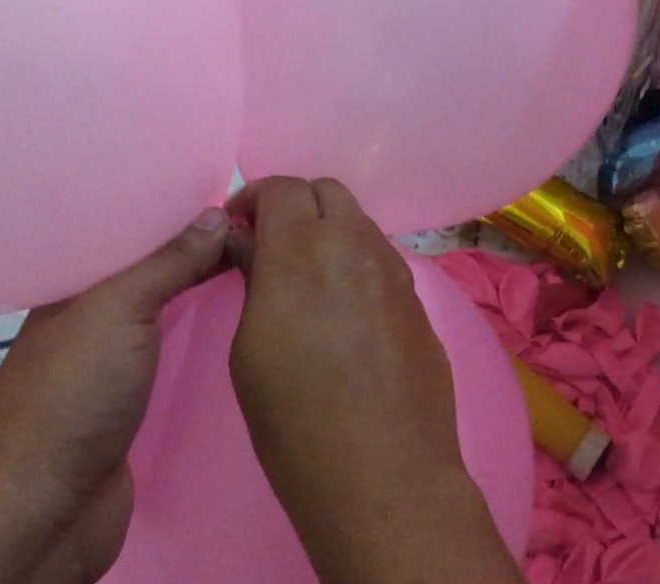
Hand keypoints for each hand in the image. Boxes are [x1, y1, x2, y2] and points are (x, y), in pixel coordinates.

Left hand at [0, 209, 229, 583]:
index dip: (175, 211)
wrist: (48, 511)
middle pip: (150, 269)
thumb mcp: (118, 311)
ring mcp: (111, 361)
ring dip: (202, 288)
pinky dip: (200, 330)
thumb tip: (219, 214)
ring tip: (256, 263)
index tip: (230, 196)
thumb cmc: (75, 396)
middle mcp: (89, 318)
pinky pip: (171, 349)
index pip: (129, 232)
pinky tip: (234, 320)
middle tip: (257, 228)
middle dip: (196, 248)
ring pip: (164, 309)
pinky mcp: (134, 398)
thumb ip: (167, 262)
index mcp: (72, 288)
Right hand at [226, 177, 524, 583]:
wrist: (385, 473)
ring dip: (331, 232)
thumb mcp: (249, 350)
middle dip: (297, 206)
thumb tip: (249, 243)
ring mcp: (395, 270)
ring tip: (310, 281)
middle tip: (273, 247)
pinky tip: (347, 312)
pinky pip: (383, 260)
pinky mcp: (418, 299)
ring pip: (360, 223)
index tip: (240, 226)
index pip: (283, 187)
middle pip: (328, 191)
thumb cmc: (295, 420)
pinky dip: (358, 263)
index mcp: (303, 251)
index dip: (256, 198)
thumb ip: (254, 280)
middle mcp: (355, 245)